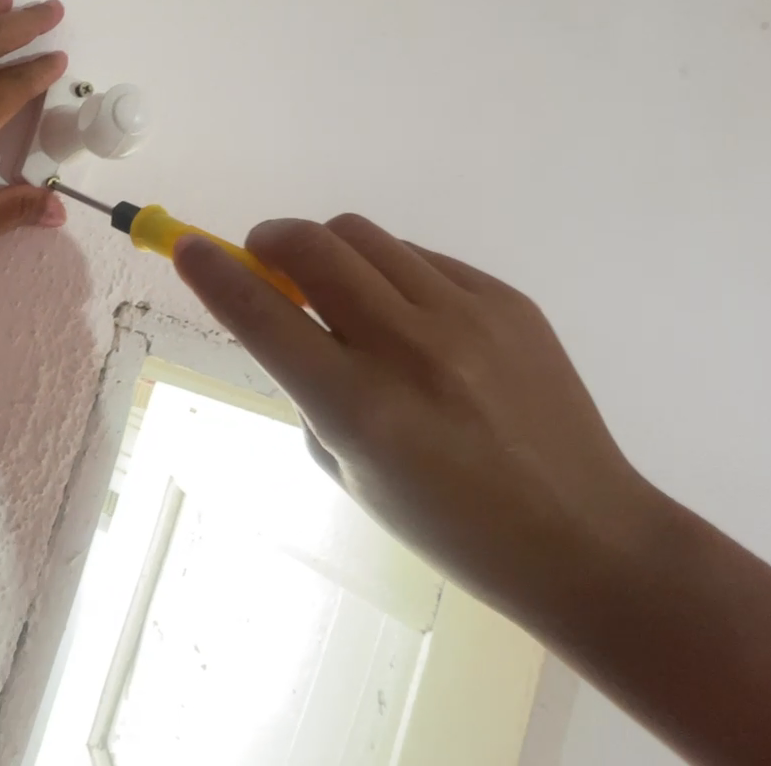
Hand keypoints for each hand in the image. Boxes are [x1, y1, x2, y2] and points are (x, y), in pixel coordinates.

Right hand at [174, 214, 662, 623]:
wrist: (584, 535)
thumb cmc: (445, 523)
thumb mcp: (346, 466)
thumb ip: (306, 386)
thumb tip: (287, 314)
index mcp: (358, 408)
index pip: (261, 315)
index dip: (212, 273)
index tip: (186, 245)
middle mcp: (407, 349)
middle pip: (311, 246)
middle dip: (269, 240)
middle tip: (265, 261)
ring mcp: (465, 316)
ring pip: (361, 235)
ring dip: (326, 250)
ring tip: (340, 292)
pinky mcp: (506, 298)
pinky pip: (418, 257)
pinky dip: (387, 272)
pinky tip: (409, 317)